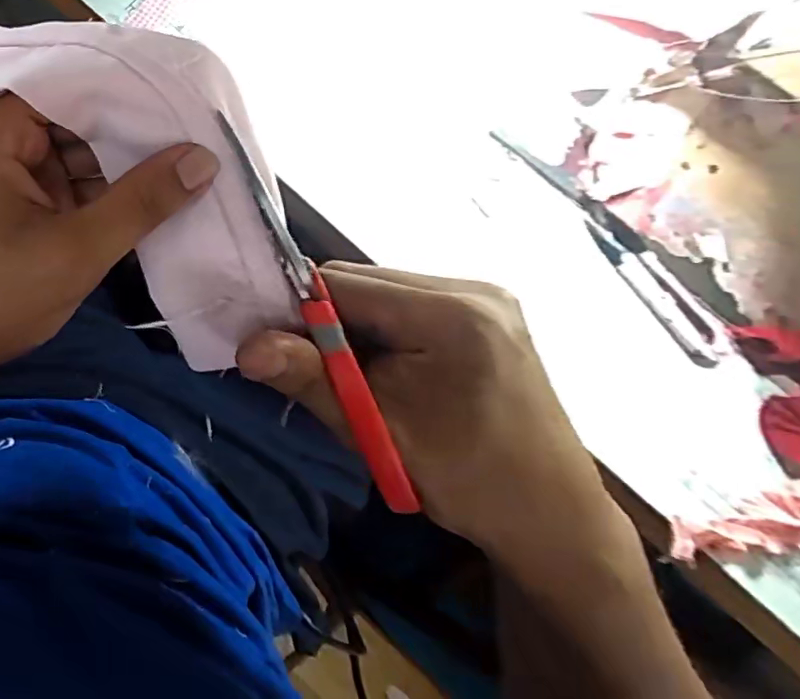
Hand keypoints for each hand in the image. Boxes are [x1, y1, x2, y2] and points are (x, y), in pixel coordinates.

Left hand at [0, 94, 218, 390]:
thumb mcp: (78, 248)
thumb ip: (142, 200)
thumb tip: (205, 156)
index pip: (65, 84)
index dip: (121, 85)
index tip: (176, 88)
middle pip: (74, 116)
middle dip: (128, 125)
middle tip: (193, 123)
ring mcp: (11, 172)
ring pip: (78, 149)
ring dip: (122, 159)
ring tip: (187, 151)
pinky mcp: (23, 201)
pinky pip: (72, 179)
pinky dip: (106, 188)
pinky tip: (154, 187)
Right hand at [235, 262, 618, 561]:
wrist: (553, 519)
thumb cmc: (467, 480)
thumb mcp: (378, 430)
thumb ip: (311, 378)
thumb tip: (246, 347)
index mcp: (450, 313)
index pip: (343, 284)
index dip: (299, 309)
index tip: (275, 344)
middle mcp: (471, 288)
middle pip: (362, 282)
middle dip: (326, 319)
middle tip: (312, 368)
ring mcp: (483, 296)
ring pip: (382, 291)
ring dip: (353, 324)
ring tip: (354, 374)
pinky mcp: (485, 311)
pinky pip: (407, 303)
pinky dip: (382, 328)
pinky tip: (386, 366)